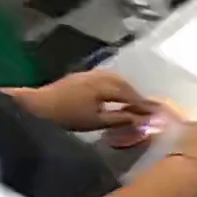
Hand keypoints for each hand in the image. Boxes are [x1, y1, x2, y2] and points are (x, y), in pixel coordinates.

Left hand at [4, 70, 153, 130]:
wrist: (39, 106)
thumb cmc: (69, 117)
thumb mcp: (97, 122)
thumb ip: (120, 119)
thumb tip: (140, 120)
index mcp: (104, 86)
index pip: (130, 95)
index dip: (144, 105)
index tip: (157, 113)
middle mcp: (98, 76)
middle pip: (124, 84)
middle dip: (138, 96)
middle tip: (149, 108)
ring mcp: (89, 74)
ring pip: (115, 79)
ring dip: (128, 89)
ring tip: (135, 102)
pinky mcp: (82, 77)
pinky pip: (106, 78)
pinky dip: (117, 86)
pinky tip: (117, 94)